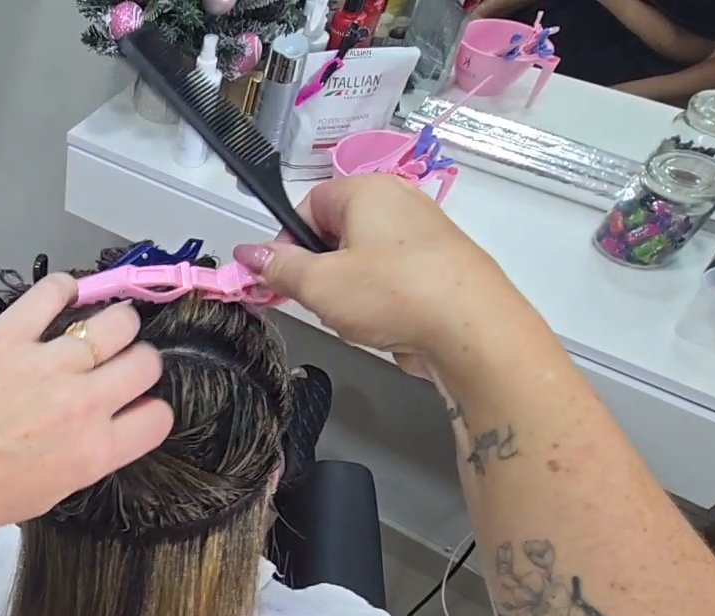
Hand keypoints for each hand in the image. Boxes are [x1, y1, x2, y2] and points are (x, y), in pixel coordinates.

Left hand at [0, 274, 171, 531]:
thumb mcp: (51, 493)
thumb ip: (87, 457)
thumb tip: (104, 427)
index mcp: (94, 451)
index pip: (158, 416)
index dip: (148, 411)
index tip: (132, 408)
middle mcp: (83, 404)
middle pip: (145, 362)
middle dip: (136, 363)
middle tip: (113, 366)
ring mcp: (47, 365)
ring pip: (115, 322)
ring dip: (113, 326)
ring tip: (95, 332)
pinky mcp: (8, 336)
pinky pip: (53, 293)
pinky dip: (64, 289)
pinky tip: (63, 297)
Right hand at [234, 174, 540, 376]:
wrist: (468, 328)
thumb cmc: (389, 294)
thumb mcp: (316, 283)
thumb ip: (277, 267)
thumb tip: (246, 253)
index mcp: (367, 190)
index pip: (306, 206)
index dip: (285, 243)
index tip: (279, 278)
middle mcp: (397, 200)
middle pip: (332, 231)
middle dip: (313, 268)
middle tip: (308, 300)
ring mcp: (420, 232)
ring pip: (357, 257)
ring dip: (340, 287)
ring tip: (346, 314)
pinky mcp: (434, 264)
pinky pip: (385, 274)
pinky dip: (370, 296)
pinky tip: (374, 320)